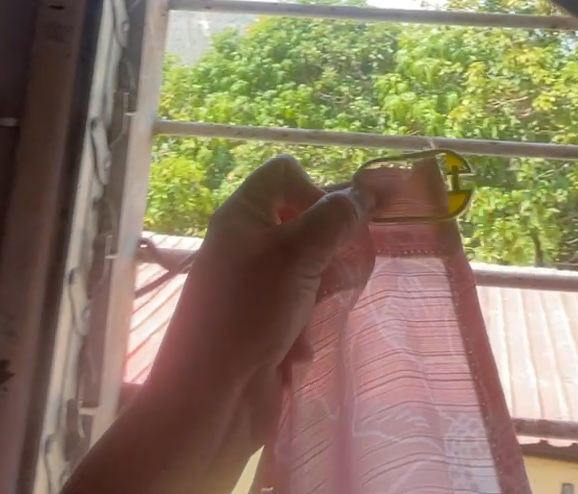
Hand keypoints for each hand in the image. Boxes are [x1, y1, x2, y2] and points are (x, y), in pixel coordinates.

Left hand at [63, 156, 372, 493]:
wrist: (207, 404)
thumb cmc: (248, 313)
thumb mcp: (297, 255)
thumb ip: (336, 217)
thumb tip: (369, 189)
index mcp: (244, 214)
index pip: (287, 172)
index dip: (315, 188)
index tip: (333, 223)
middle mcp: (248, 242)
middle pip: (305, 220)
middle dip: (327, 249)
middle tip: (337, 269)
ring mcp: (256, 284)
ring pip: (311, 267)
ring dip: (319, 294)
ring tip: (314, 314)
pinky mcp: (266, 322)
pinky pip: (302, 307)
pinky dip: (305, 327)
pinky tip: (297, 351)